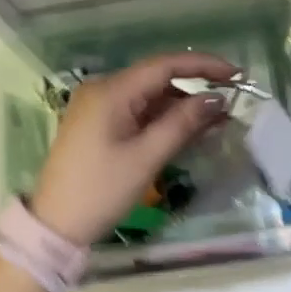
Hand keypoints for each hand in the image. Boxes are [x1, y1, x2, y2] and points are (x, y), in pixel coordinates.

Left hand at [29, 53, 238, 244]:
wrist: (54, 226)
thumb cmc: (101, 190)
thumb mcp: (146, 157)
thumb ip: (183, 123)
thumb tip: (217, 99)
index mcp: (111, 91)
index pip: (164, 65)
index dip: (203, 65)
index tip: (236, 74)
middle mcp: (103, 89)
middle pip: (157, 78)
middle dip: (195, 87)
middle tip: (231, 101)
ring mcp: (98, 106)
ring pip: (149, 96)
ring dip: (181, 106)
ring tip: (217, 119)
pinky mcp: (98, 124)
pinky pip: (137, 111)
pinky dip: (163, 118)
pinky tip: (189, 129)